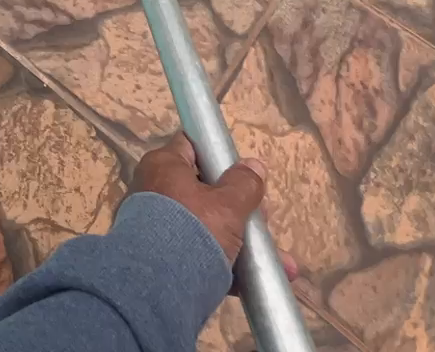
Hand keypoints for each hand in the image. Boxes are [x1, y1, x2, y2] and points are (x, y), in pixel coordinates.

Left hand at [130, 134, 299, 279]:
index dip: (217, 157)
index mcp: (164, 166)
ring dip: (243, 243)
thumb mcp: (227, 205)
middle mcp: (155, 189)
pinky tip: (254, 284)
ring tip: (279, 262)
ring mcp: (157, 224)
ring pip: (207, 226)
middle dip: (240, 209)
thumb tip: (254, 164)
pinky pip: (199, 253)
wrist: (158, 287)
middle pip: (205, 191)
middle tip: (264, 222)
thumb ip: (243, 184)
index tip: (242, 174)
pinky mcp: (162, 256)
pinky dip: (226, 265)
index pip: (190, 147)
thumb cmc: (193, 230)